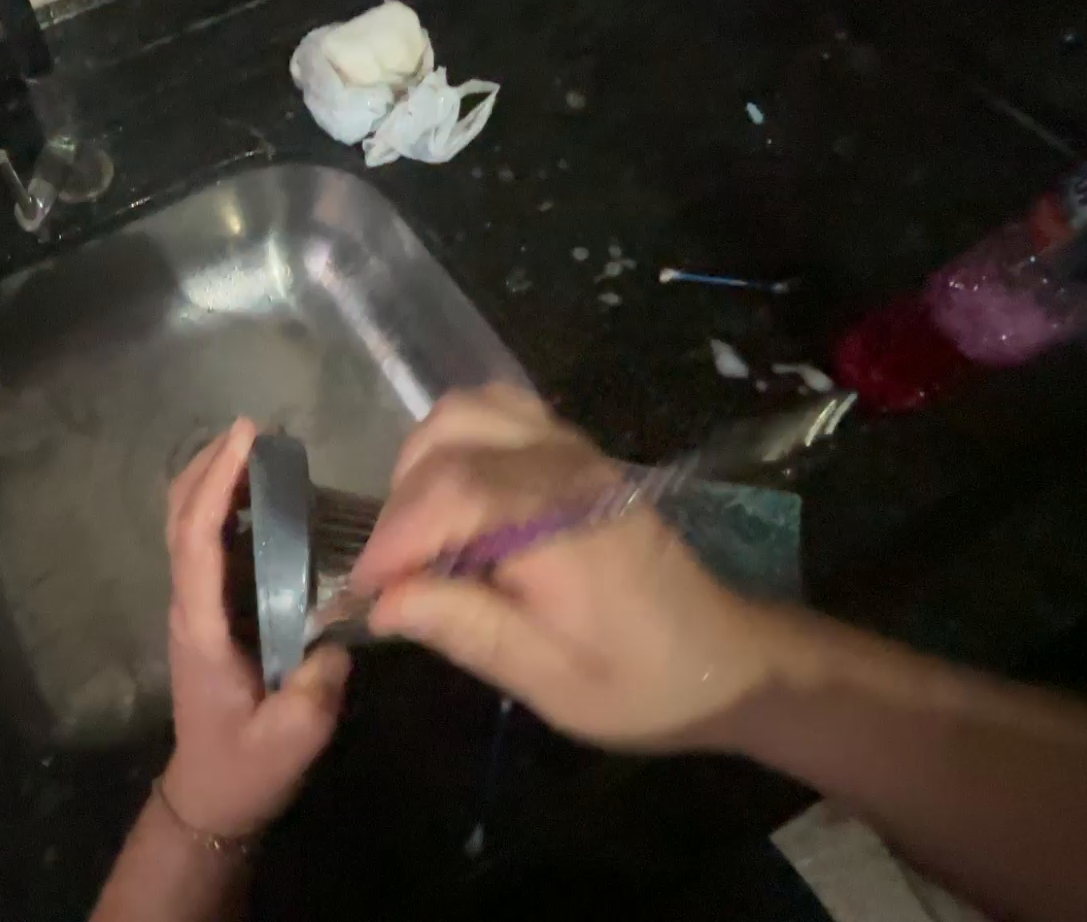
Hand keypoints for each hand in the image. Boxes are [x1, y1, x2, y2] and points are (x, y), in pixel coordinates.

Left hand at [162, 419, 351, 837]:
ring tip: (257, 451)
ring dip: (211, 479)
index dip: (215, 484)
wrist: (210, 794)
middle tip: (252, 431)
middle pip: (179, 517)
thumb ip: (315, 692)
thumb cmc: (244, 767)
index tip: (243, 439)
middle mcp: (189, 604)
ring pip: (185, 524)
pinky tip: (260, 497)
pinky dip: (222, 505)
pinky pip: (206, 542)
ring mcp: (194, 604)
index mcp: (201, 626)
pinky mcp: (208, 608)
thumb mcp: (290, 741)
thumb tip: (336, 639)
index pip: (196, 540)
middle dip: (208, 466)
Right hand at [352, 385, 779, 751]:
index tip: (363, 590)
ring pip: (464, 411)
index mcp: (558, 523)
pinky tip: (453, 484)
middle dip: (399, 508)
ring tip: (417, 522)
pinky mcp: (570, 447)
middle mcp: (560, 466)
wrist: (723, 658)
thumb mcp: (545, 676)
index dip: (391, 541)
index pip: (447, 498)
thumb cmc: (635, 678)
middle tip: (394, 568)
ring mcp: (568, 446)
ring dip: (421, 461)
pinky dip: (456, 436)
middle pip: (446, 445)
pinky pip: (495, 407)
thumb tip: (382, 602)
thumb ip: (461, 626)